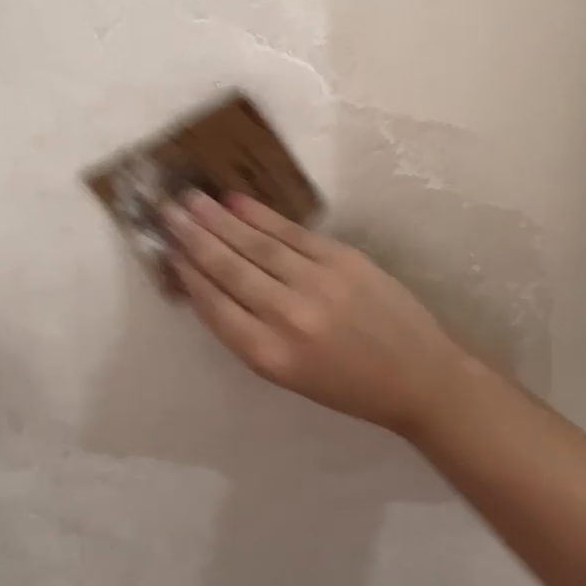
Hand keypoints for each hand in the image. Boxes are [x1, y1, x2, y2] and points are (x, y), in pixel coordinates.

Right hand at [164, 190, 470, 437]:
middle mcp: (288, 317)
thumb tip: (214, 285)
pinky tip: (235, 202)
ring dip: (219, 220)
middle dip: (194, 238)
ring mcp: (317, 282)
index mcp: (270, 355)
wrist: (418, 376)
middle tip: (167, 211)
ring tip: (191, 199)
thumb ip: (250, 332)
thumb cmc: (349, 386)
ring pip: (256, 245)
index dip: (189, 275)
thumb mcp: (289, 375)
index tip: (169, 250)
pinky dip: (260, 215)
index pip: (216, 306)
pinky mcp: (342, 259)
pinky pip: (291, 233)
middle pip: (229, 269)